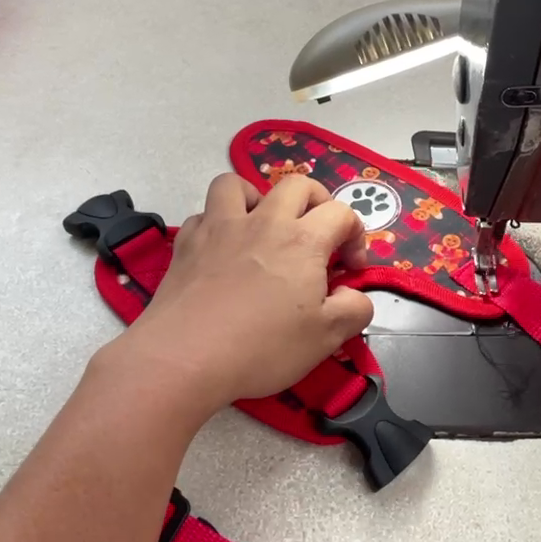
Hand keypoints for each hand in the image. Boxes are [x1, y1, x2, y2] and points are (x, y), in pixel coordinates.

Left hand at [107, 173, 371, 419]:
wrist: (185, 357)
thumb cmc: (262, 347)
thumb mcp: (326, 338)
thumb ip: (354, 309)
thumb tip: (352, 293)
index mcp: (303, 240)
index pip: (342, 214)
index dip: (356, 236)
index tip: (351, 268)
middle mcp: (264, 222)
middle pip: (297, 185)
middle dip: (318, 202)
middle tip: (318, 234)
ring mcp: (220, 227)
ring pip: (238, 184)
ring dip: (258, 197)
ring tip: (263, 224)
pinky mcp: (187, 243)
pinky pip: (204, 215)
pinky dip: (218, 224)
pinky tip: (223, 249)